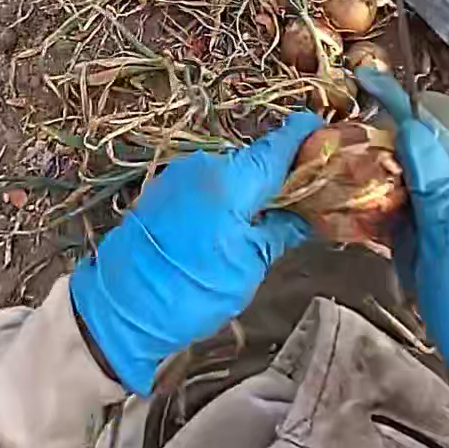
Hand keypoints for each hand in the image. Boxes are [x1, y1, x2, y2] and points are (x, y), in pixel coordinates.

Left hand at [70, 112, 321, 393]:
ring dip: (257, 186)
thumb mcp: (248, 267)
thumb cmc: (190, 291)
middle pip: (260, 158)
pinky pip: (212, 180)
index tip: (331, 137)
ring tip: (271, 217)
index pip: (282, 143)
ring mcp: (183, 172)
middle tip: (309, 196)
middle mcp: (208, 164)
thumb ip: (282, 230)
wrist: (117, 310)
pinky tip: (235, 220)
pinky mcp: (168, 186)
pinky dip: (231, 193)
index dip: (309, 137)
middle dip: (286, 173)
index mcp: (232, 179)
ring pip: (237, 170)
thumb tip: (310, 212)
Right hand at [359, 70, 448, 447]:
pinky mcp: (448, 241)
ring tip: (353, 180)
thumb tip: (414, 131)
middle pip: (423, 158)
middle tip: (345, 142)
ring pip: (414, 186)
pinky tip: (375, 221)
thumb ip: (435, 191)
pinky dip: (392, 214)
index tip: (368, 79)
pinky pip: (414, 215)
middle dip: (384, 147)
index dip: (401, 107)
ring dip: (384, 184)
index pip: (435, 138)